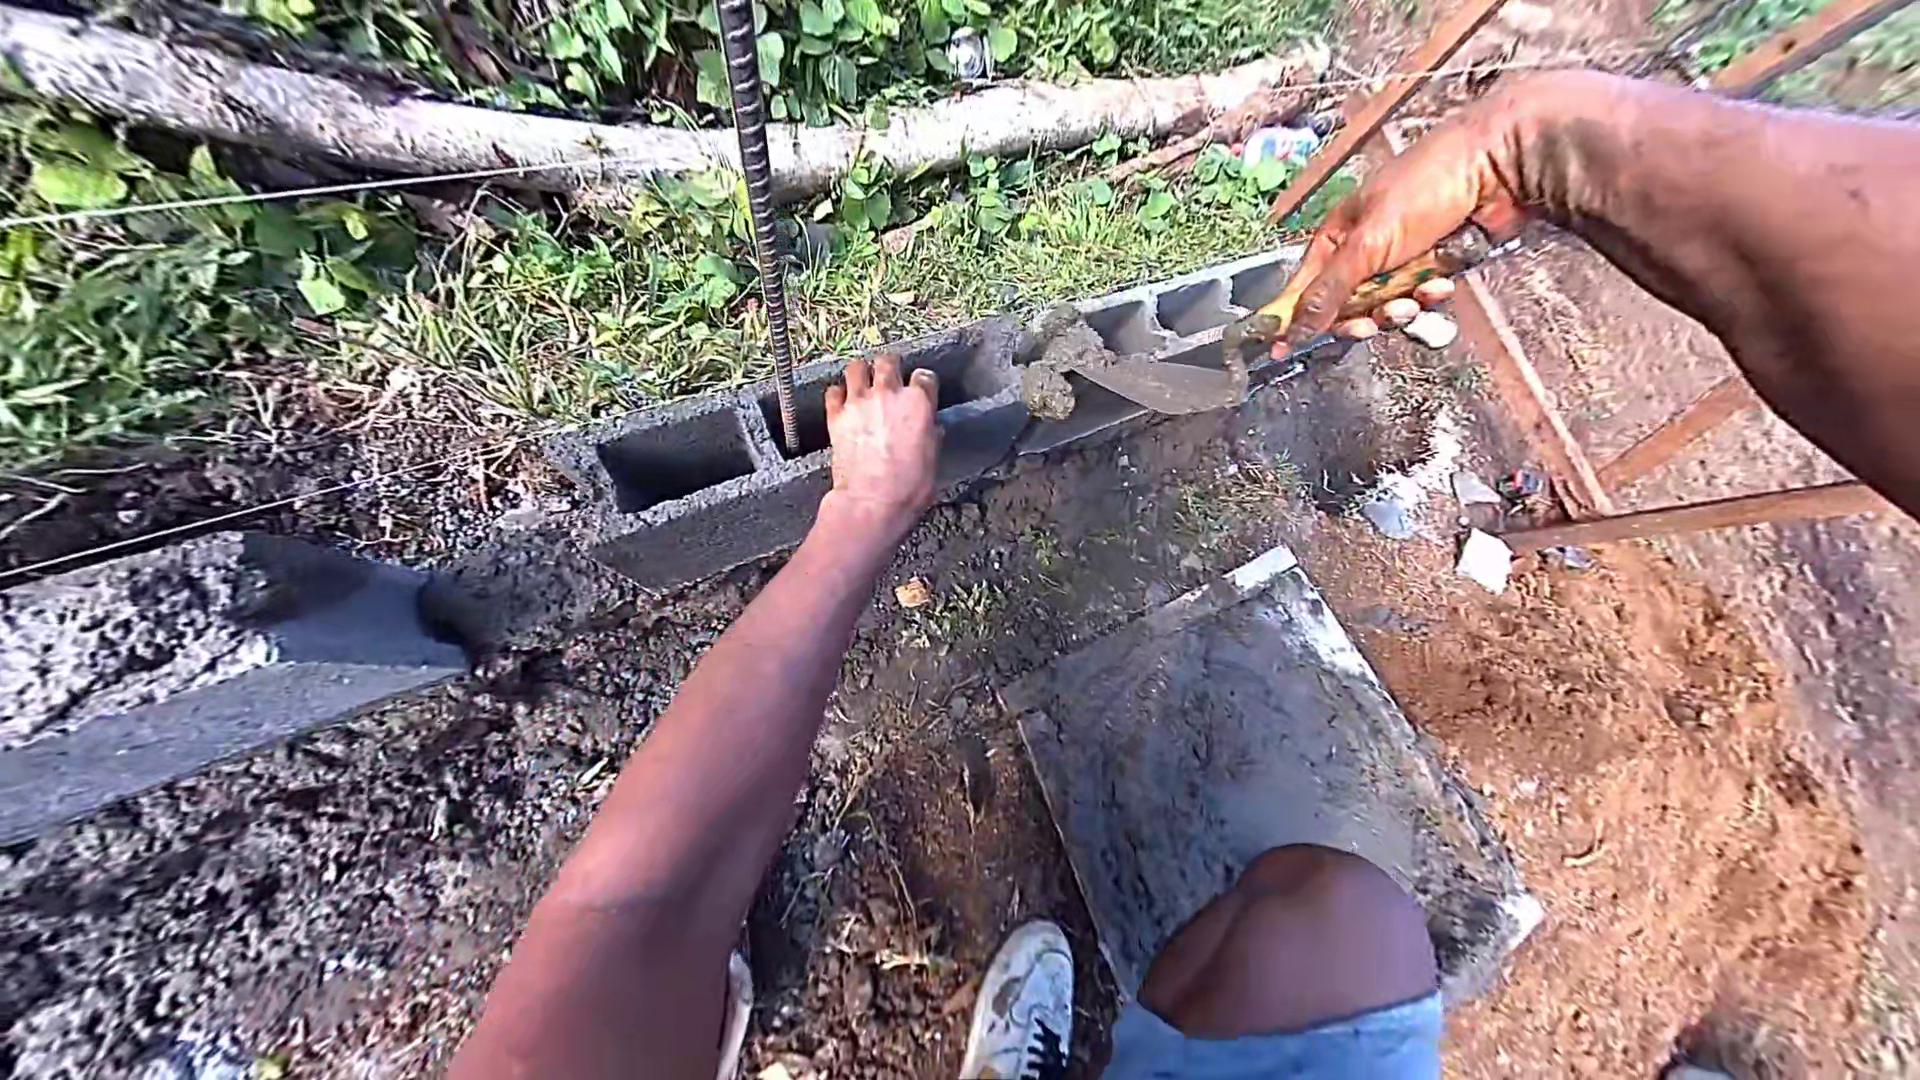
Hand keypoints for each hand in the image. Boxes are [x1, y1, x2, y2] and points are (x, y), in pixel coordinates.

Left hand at [820, 353, 940, 538]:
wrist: (873, 502)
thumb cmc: (905, 488)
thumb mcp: (933, 459)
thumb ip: (931, 434)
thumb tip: (929, 427)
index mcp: (918, 404)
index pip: (924, 377)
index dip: (922, 382)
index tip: (920, 388)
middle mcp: (888, 395)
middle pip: (888, 362)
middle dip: (890, 367)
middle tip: (889, 375)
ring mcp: (859, 402)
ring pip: (857, 367)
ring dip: (862, 372)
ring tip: (863, 380)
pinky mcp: (836, 416)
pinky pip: (833, 391)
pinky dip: (838, 393)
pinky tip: (842, 400)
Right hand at [1268, 71, 1623, 350]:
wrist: (1507, 161)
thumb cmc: (1427, 187)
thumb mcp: (1366, 244)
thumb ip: (1327, 292)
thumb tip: (1289, 332)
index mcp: (1335, 237)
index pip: (1302, 289)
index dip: (1292, 319)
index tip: (1282, 350)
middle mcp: (1361, 251)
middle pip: (1341, 306)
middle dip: (1358, 317)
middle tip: (1368, 324)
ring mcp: (1397, 260)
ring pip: (1380, 307)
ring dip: (1397, 308)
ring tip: (1417, 296)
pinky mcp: (1429, 267)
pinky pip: (1416, 298)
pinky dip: (1428, 296)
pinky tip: (1441, 281)